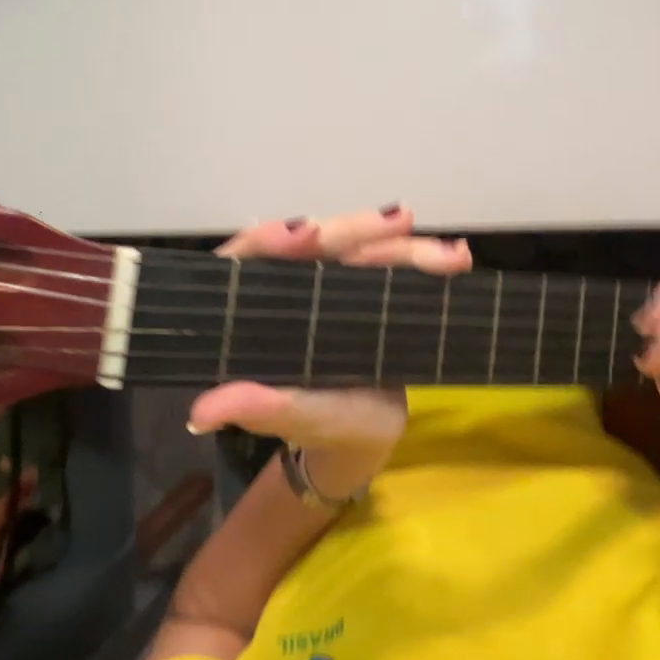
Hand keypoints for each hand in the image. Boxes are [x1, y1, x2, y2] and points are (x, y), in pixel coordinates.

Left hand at [185, 207, 472, 498]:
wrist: (365, 437)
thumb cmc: (325, 429)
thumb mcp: (296, 419)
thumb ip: (260, 409)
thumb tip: (202, 413)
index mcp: (261, 312)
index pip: (252, 261)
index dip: (270, 240)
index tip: (300, 232)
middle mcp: (298, 288)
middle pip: (319, 242)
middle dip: (358, 230)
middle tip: (400, 222)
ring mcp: (338, 283)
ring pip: (364, 248)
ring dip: (406, 244)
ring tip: (450, 255)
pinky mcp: (373, 287)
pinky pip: (394, 264)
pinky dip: (424, 258)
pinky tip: (457, 256)